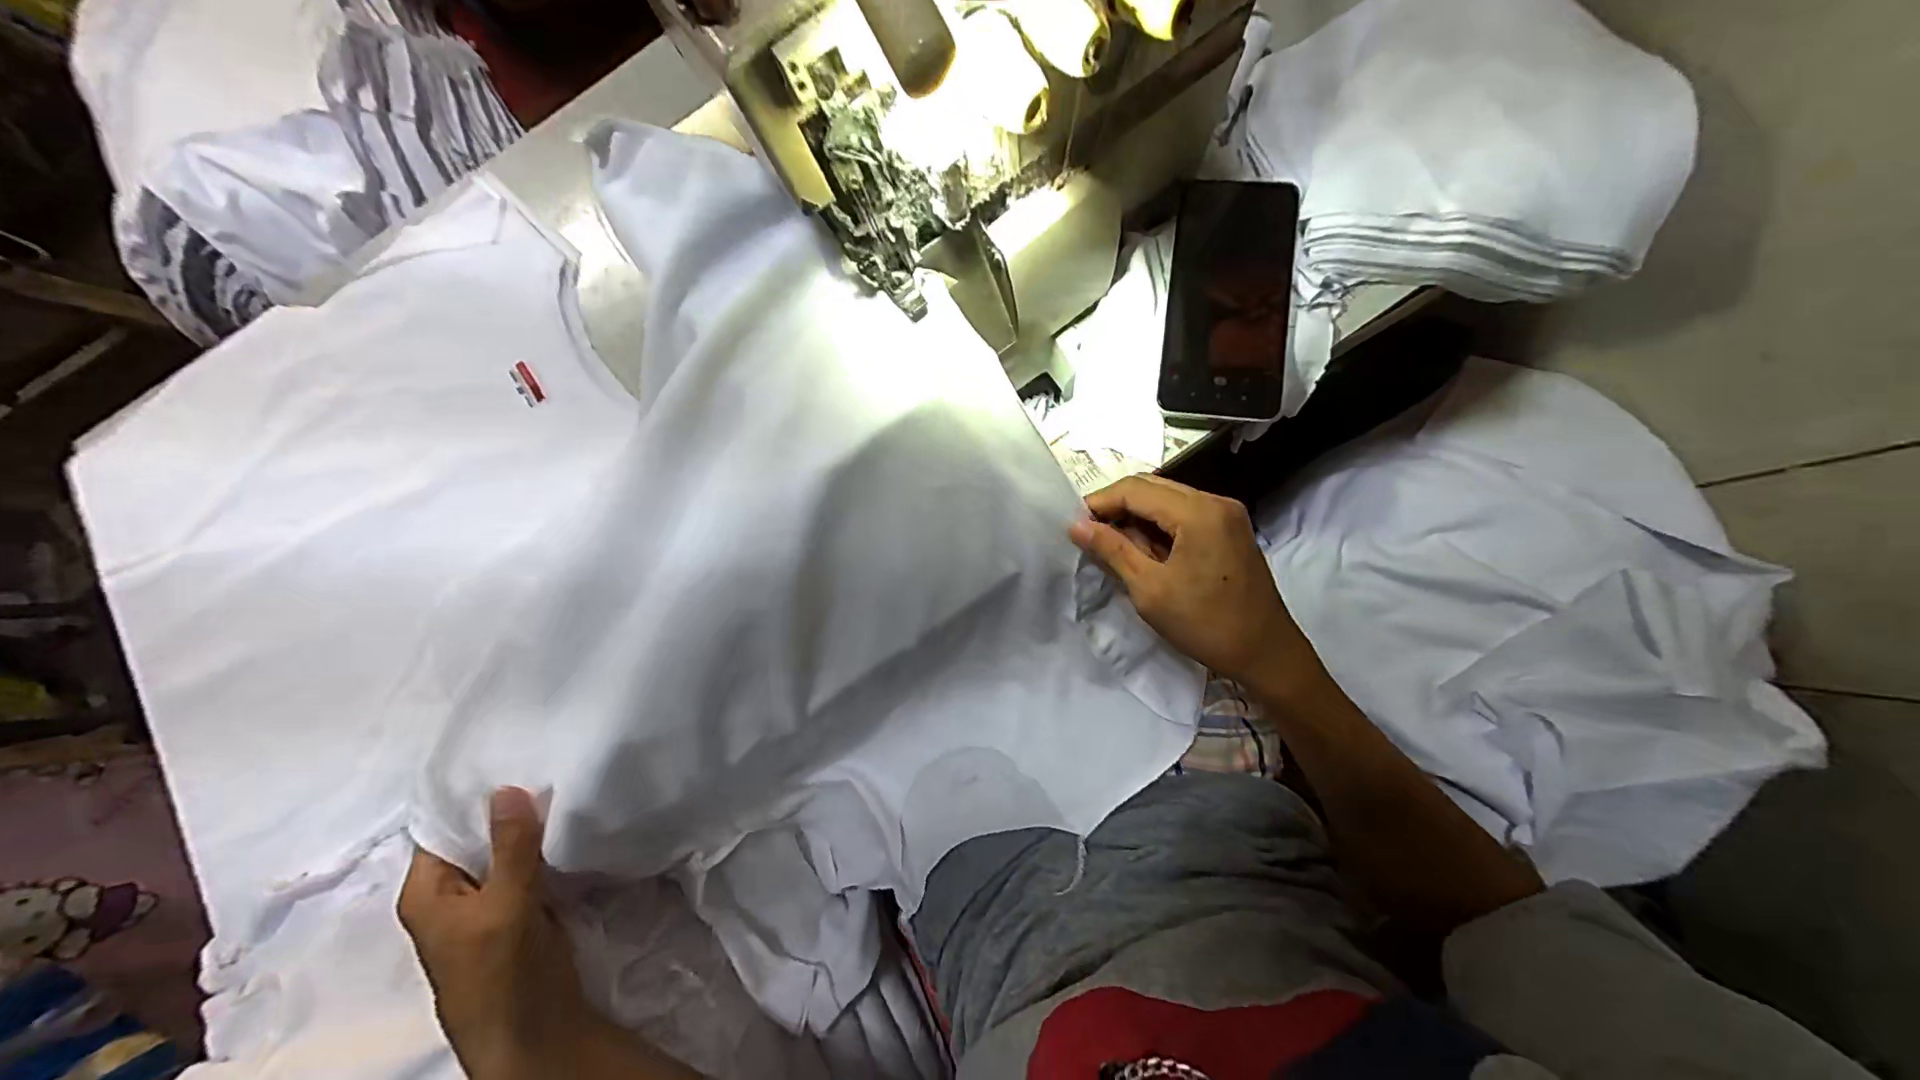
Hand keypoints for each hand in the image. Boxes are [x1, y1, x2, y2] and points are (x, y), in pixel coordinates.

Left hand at [399, 789, 601, 1079]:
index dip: (471, 795)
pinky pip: (526, 865)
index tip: (509, 757)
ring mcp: (486, 902)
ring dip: (530, 826)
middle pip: (475, 836)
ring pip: (505, 850)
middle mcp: (451, 894)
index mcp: (426, 894)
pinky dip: (543, 846)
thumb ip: (510, 847)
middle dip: (508, 807)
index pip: (441, 828)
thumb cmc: (502, 971)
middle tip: (543, 763)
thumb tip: (506, 787)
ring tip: (560, 784)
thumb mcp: (505, 905)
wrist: (534, 1028)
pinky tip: (566, 824)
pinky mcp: (518, 908)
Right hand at [1069, 475, 1316, 693]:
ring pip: (1168, 500)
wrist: (1266, 654)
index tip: (1075, 525)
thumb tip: (1077, 525)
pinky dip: (1160, 526)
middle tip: (1091, 535)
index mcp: (1198, 512)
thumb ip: (1112, 550)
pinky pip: (1186, 514)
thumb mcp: (1149, 589)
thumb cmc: (1205, 624)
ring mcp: (1227, 515)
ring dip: (1138, 517)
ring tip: (1115, 547)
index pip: (1135, 489)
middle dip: (1118, 507)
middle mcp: (1216, 502)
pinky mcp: (1231, 530)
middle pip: (1153, 487)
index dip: (1100, 502)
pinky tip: (1146, 551)